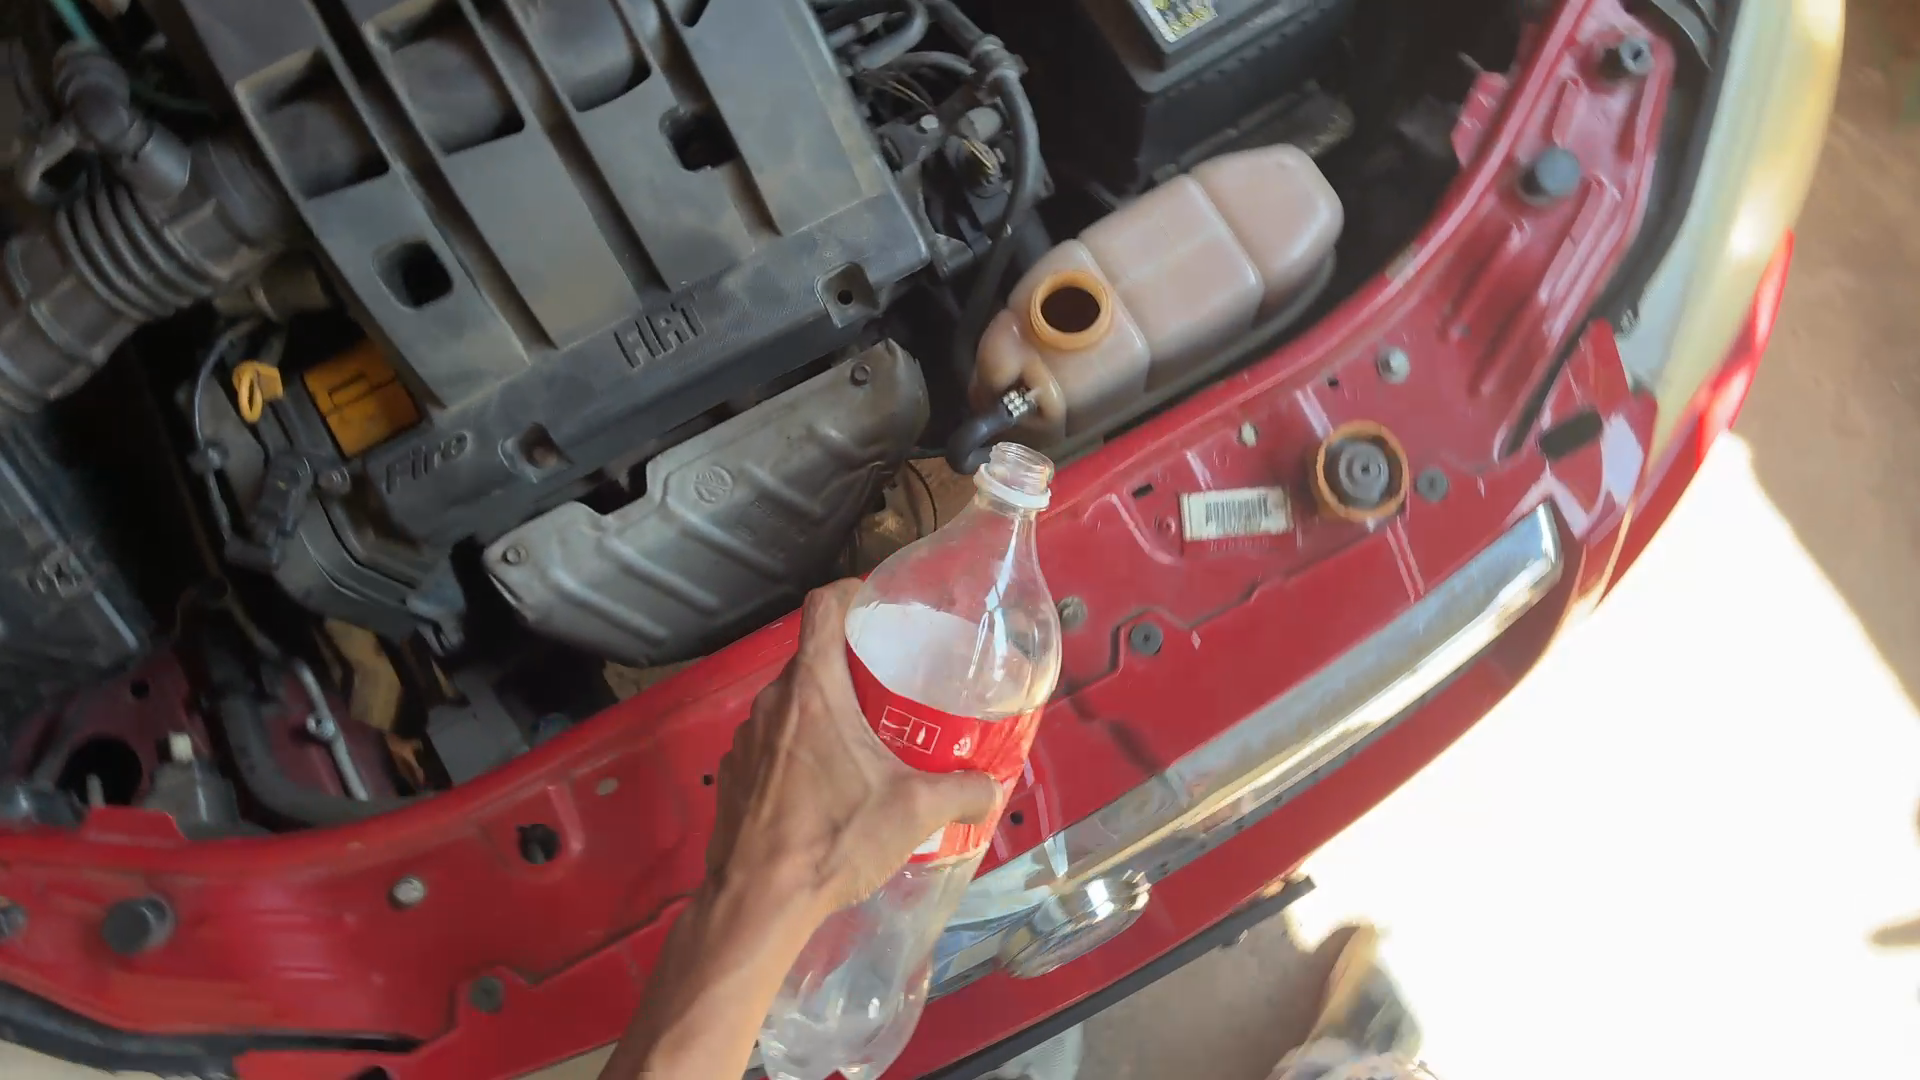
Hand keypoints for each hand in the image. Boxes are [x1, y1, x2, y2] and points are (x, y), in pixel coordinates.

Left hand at [707, 580, 1002, 916]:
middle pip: (811, 656)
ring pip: (790, 701)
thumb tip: (991, 786)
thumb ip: (962, 791)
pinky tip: (822, 786)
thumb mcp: (914, 812)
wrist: (756, 905)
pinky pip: (771, 740)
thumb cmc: (835, 838)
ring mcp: (745, 739)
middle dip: (849, 663)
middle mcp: (772, 702)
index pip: (821, 607)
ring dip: (823, 709)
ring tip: (859, 739)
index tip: (876, 607)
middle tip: (887, 686)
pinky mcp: (733, 774)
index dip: (849, 593)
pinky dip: (798, 746)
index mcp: (813, 690)